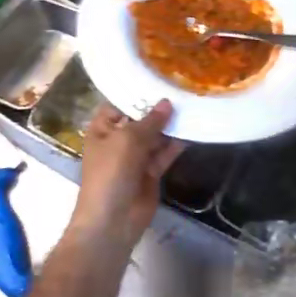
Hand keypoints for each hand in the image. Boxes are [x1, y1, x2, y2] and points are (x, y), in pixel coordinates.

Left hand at [67, 100, 183, 257]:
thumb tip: (167, 102)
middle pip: (141, 118)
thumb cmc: (110, 173)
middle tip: (183, 86)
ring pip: (155, 135)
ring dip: (171, 124)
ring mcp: (135, 156)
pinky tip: (193, 128)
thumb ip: (150, 121)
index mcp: (103, 128)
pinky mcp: (150, 171)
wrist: (112, 221)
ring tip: (192, 104)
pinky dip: (176, 143)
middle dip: (159, 106)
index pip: (120, 102)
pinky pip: (165, 152)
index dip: (137, 90)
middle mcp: (118, 139)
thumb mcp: (128, 140)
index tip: (160, 75)